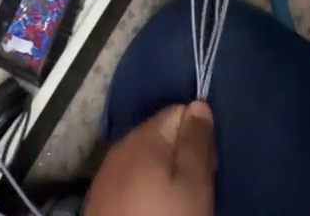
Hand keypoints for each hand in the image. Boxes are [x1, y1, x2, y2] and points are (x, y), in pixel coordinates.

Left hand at [85, 102, 214, 215]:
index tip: (209, 164)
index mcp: (143, 136)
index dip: (199, 135)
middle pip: (161, 136)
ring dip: (163, 176)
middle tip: (196, 189)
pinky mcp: (100, 201)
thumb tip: (198, 105)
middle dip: (181, 156)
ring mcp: (106, 175)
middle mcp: (120, 147)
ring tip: (176, 205)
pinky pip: (130, 182)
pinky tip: (152, 213)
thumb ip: (197, 142)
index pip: (178, 112)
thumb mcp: (193, 185)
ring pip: (145, 161)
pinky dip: (144, 193)